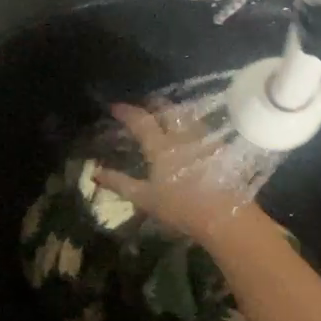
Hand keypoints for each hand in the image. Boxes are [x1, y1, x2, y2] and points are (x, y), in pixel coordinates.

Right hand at [94, 102, 261, 244]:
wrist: (225, 217)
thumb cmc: (180, 207)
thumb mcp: (144, 198)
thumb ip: (119, 183)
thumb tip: (95, 172)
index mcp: (161, 146)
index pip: (140, 121)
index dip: (126, 112)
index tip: (114, 107)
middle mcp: (182, 136)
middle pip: (166, 110)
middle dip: (152, 104)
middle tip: (142, 106)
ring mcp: (203, 140)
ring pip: (185, 116)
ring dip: (172, 111)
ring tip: (164, 116)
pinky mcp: (219, 148)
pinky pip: (199, 127)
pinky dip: (188, 124)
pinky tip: (187, 134)